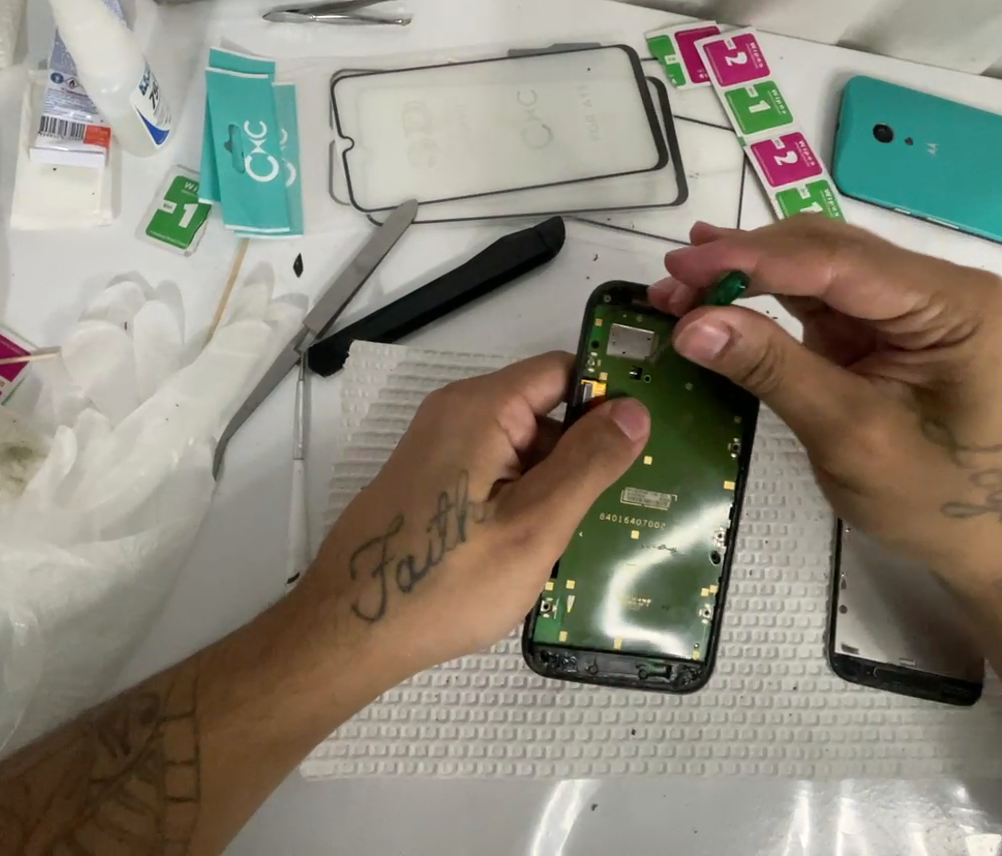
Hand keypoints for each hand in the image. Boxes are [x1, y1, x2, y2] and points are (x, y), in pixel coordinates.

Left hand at [292, 352, 650, 686]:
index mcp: (481, 407)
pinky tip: (553, 541)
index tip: (653, 435)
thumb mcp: (533, 525)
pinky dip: (527, 496)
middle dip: (587, 449)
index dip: (608, 397)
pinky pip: (495, 471)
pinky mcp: (433, 480)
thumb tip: (635, 408)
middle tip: (635, 496)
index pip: (562, 371)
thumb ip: (588, 462)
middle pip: (543, 410)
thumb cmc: (445, 580)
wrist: (349, 630)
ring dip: (558, 480)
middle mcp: (457, 413)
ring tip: (606, 526)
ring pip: (521, 446)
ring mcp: (441, 448)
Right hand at [650, 218, 1001, 592]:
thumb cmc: (934, 498)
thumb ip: (771, 369)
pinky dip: (758, 293)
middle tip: (669, 281)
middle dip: (741, 262)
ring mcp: (902, 304)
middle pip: (821, 251)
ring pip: (809, 264)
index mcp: (949, 304)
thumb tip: (690, 325)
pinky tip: (716, 284)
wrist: (985, 542)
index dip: (751, 258)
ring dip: (742, 272)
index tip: (680, 265)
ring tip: (678, 283)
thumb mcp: (848, 434)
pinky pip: (809, 295)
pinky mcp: (875, 325)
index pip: (836, 262)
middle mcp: (930, 288)